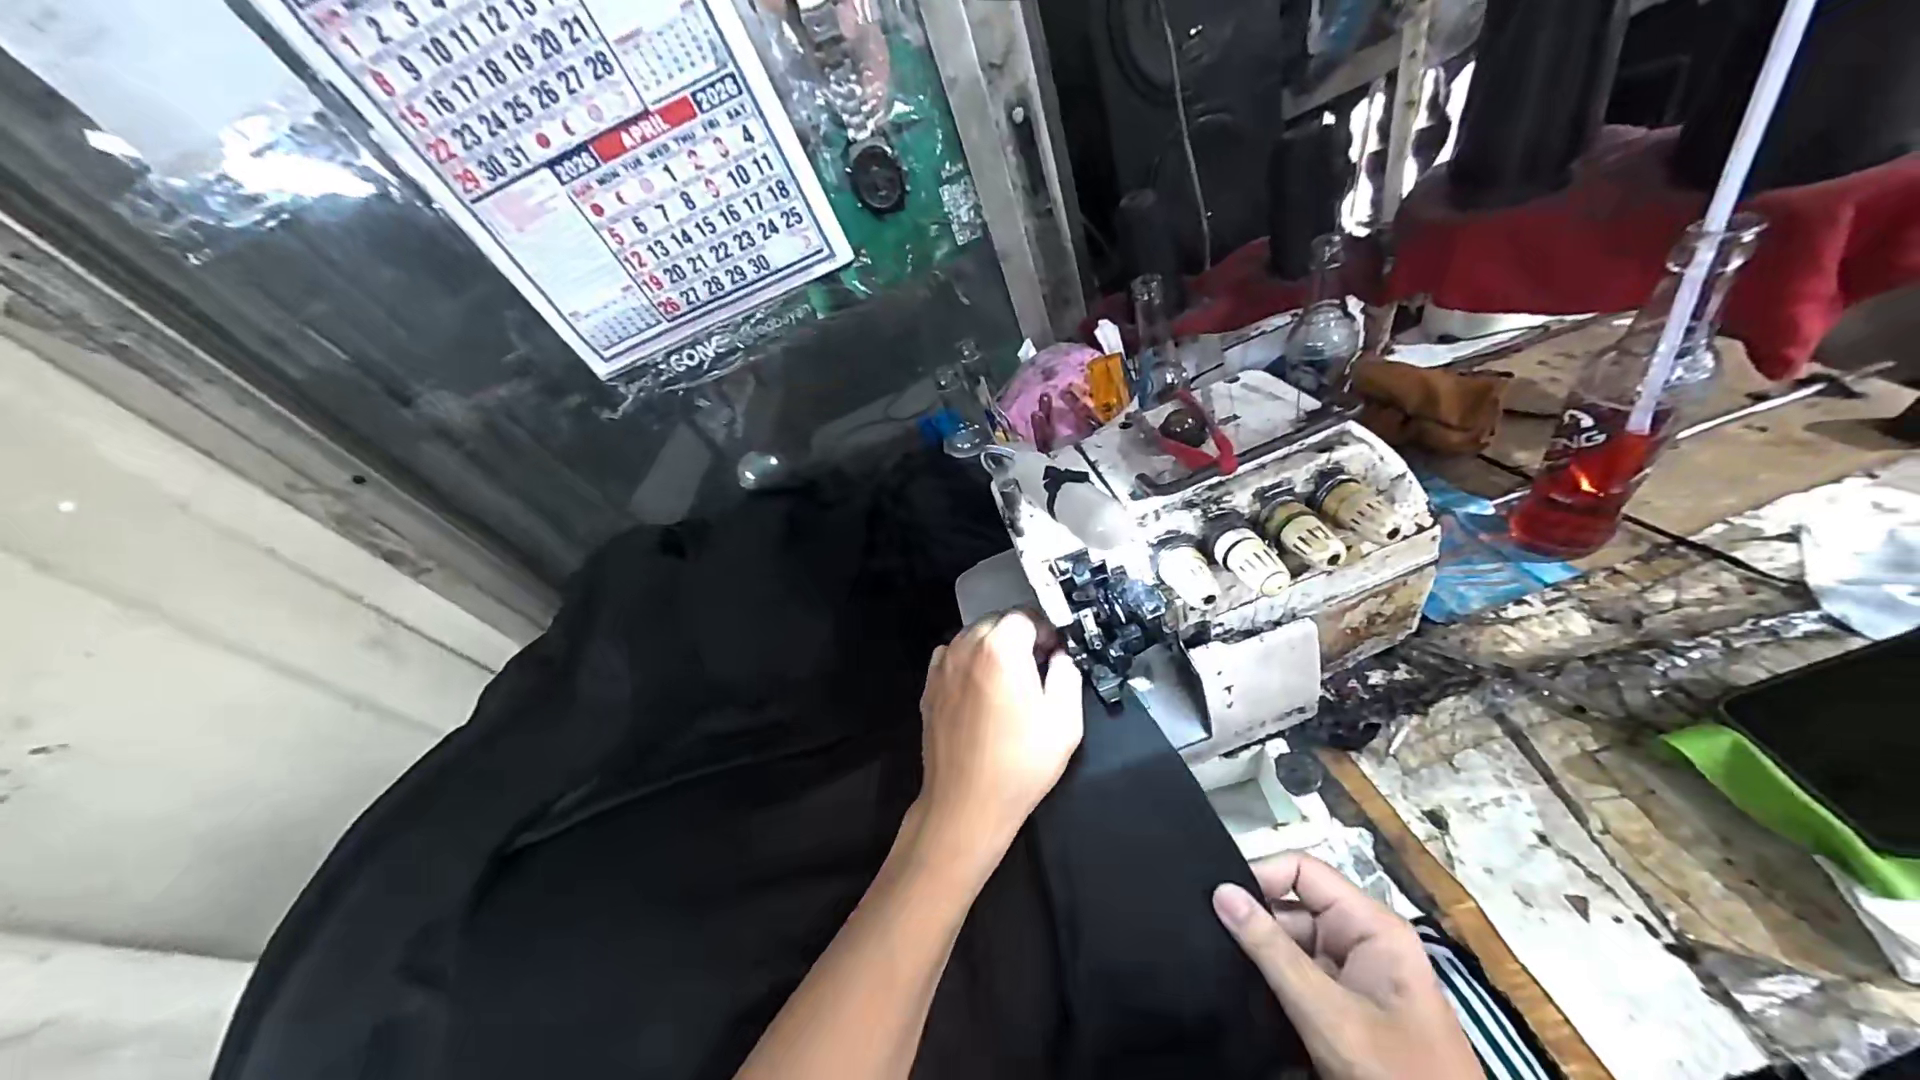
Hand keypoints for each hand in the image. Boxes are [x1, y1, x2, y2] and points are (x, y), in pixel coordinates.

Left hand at [916, 611, 1083, 847]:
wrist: (966, 802)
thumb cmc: (1020, 763)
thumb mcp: (1065, 721)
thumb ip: (1067, 674)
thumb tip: (1059, 657)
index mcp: (1001, 649)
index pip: (1026, 615)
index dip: (1046, 630)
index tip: (1055, 651)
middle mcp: (966, 648)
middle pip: (997, 621)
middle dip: (1020, 635)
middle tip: (1037, 665)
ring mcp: (943, 667)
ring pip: (972, 636)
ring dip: (993, 646)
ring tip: (1009, 679)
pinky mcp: (929, 686)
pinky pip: (952, 657)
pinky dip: (969, 662)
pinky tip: (981, 689)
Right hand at [1212, 854, 1479, 1079]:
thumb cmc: (1392, 1073)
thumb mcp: (1326, 1011)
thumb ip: (1270, 950)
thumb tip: (1220, 891)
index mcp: (1371, 925)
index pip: (1302, 870)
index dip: (1260, 876)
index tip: (1218, 900)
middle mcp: (1361, 939)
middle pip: (1291, 907)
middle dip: (1254, 923)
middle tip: (1210, 938)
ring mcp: (1353, 974)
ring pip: (1289, 943)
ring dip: (1260, 955)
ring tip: (1220, 963)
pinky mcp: (1342, 1005)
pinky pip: (1296, 974)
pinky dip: (1271, 981)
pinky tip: (1243, 988)